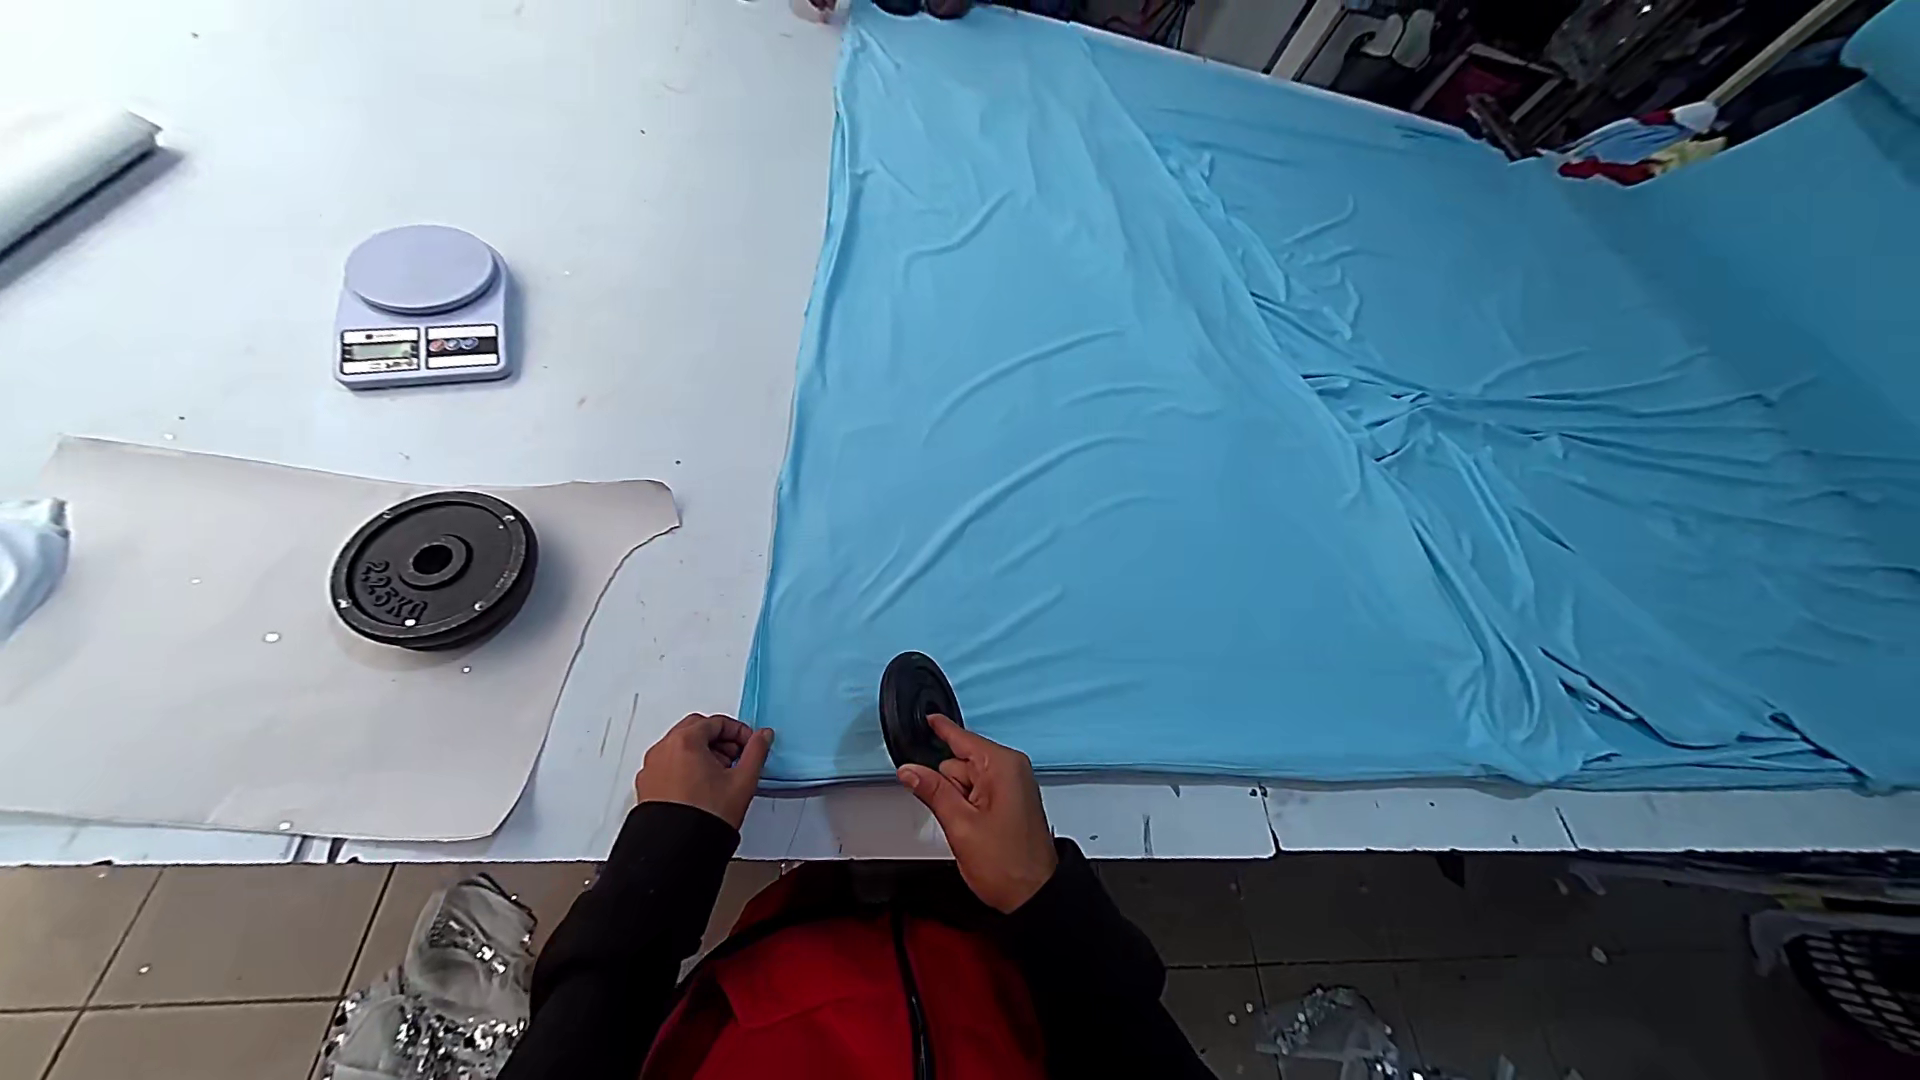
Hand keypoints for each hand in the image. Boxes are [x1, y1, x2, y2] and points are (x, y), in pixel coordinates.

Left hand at [634, 713, 774, 830]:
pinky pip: (668, 764)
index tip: (748, 744)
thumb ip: (756, 750)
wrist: (677, 853)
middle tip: (735, 755)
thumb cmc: (704, 817)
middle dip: (718, 739)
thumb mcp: (743, 779)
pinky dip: (685, 766)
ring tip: (720, 774)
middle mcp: (663, 750)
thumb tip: (763, 736)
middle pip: (695, 729)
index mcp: (685, 741)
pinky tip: (701, 786)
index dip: (738, 731)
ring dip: (702, 752)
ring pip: (680, 746)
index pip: (716, 722)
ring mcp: (651, 769)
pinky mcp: (646, 787)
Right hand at [896, 714, 1057, 912]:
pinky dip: (971, 805)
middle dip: (950, 786)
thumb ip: (933, 791)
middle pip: (960, 762)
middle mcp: (1011, 768)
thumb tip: (910, 770)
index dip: (941, 730)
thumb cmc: (1008, 865)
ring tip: (973, 829)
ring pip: (967, 779)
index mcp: (1001, 765)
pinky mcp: (1012, 797)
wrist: (1035, 896)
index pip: (962, 738)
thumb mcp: (961, 825)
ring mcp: (1013, 783)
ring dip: (960, 800)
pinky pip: (980, 790)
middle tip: (959, 818)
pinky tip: (977, 827)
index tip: (928, 718)